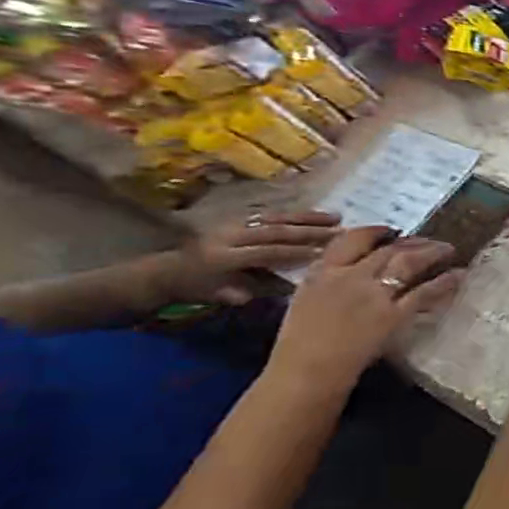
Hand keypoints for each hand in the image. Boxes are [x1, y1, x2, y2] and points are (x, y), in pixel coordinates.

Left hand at [149, 210, 343, 305]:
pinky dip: (296, 214)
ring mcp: (233, 223)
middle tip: (340, 232)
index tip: (326, 254)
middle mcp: (228, 234)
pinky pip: (270, 214)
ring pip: (275, 217)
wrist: (167, 271)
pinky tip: (317, 215)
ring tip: (336, 218)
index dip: (296, 252)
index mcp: (221, 256)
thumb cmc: (198, 288)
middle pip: (275, 230)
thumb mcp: (219, 295)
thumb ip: (248, 290)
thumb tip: (282, 288)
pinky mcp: (238, 217)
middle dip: (310, 230)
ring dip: (308, 217)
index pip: (266, 252)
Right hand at [267, 227, 462, 386]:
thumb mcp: (306, 300)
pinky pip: (424, 292)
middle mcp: (350, 277)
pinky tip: (457, 275)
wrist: (305, 371)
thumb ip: (330, 280)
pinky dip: (443, 281)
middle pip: (388, 250)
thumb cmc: (300, 342)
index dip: (375, 231)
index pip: (352, 240)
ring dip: (432, 253)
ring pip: (408, 262)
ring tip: (448, 249)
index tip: (391, 230)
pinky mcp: (392, 314)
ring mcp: (373, 294)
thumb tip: (355, 269)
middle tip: (430, 242)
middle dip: (413, 242)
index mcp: (323, 273)